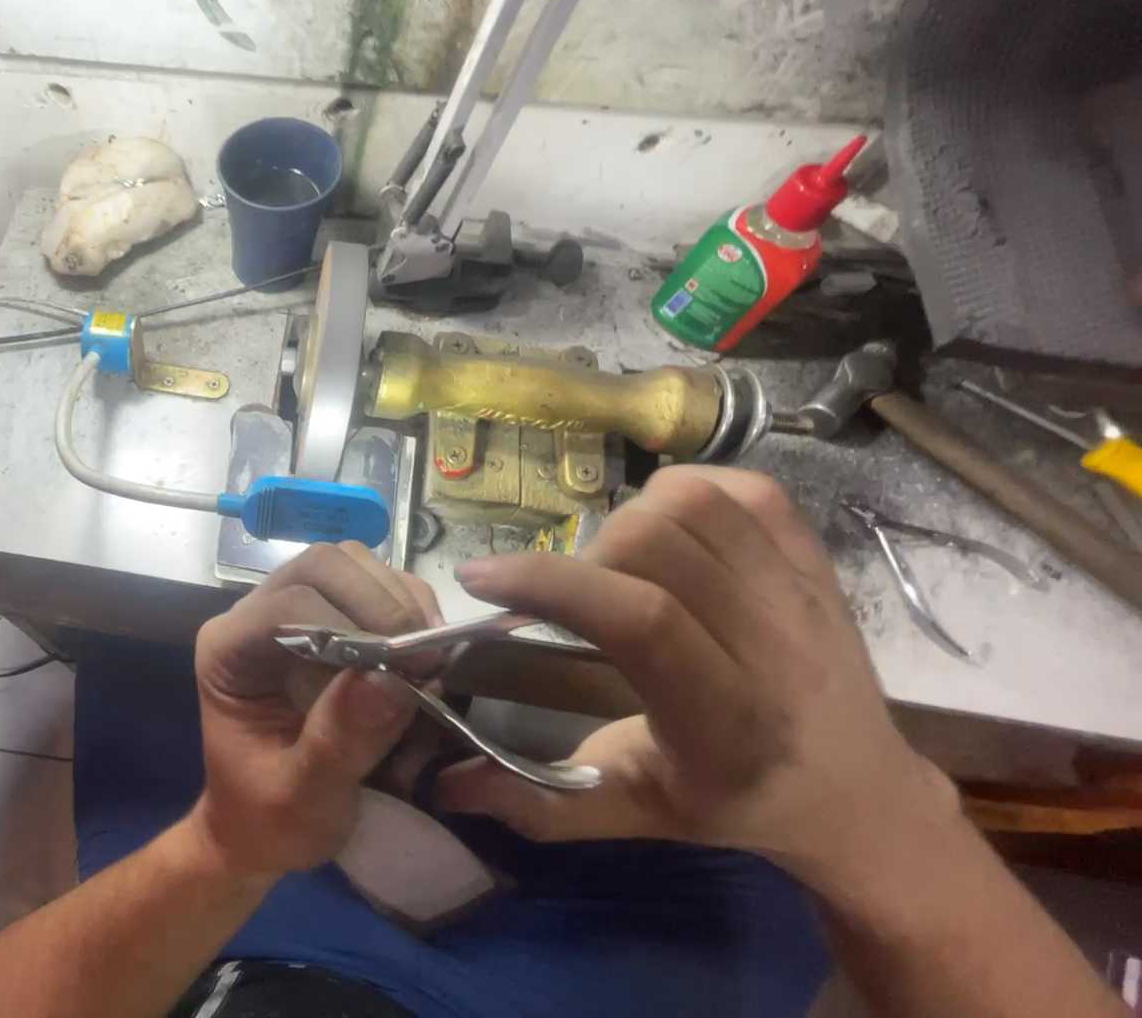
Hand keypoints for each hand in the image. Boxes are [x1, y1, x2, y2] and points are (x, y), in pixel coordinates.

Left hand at [191, 542, 438, 877]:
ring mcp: (288, 609)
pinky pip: (368, 582)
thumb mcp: (301, 799)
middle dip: (380, 602)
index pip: (289, 604)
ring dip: (398, 600)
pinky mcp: (323, 616)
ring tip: (427, 658)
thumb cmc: (270, 817)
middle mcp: (252, 616)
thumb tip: (390, 678)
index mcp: (228, 651)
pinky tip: (423, 652)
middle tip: (425, 659)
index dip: (354, 623)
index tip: (410, 669)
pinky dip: (407, 604)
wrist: (261, 826)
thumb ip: (338, 742)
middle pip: (320, 566)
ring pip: (348, 564)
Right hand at [437, 467, 958, 886]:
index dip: (548, 582)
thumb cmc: (733, 805)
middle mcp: (775, 646)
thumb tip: (445, 786)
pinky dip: (687, 491)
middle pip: (658, 543)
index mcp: (724, 720)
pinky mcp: (819, 563)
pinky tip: (663, 528)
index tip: (479, 577)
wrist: (859, 797)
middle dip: (582, 555)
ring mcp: (804, 595)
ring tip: (610, 563)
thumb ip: (538, 805)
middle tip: (566, 592)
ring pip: (696, 504)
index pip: (638, 619)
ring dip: (627, 517)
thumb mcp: (632, 816)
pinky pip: (748, 490)